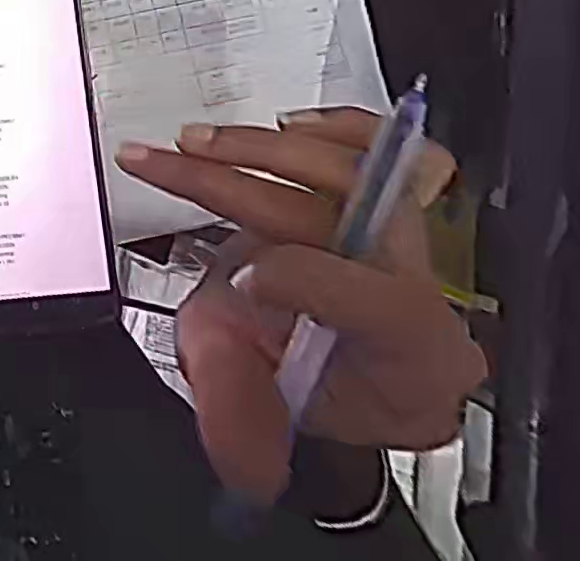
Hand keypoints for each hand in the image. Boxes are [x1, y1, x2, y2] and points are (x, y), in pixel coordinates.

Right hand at [115, 108, 486, 503]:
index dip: (299, 279)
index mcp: (402, 351)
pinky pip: (396, 153)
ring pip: (354, 168)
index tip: (234, 275)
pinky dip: (342, 128)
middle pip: (340, 213)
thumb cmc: (286, 369)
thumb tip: (237, 456)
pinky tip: (291, 124)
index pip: (374, 300)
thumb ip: (239, 418)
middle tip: (159, 164)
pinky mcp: (387, 203)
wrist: (304, 341)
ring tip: (193, 142)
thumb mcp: (247, 394)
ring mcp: (406, 239)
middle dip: (230, 182)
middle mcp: (419, 287)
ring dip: (259, 147)